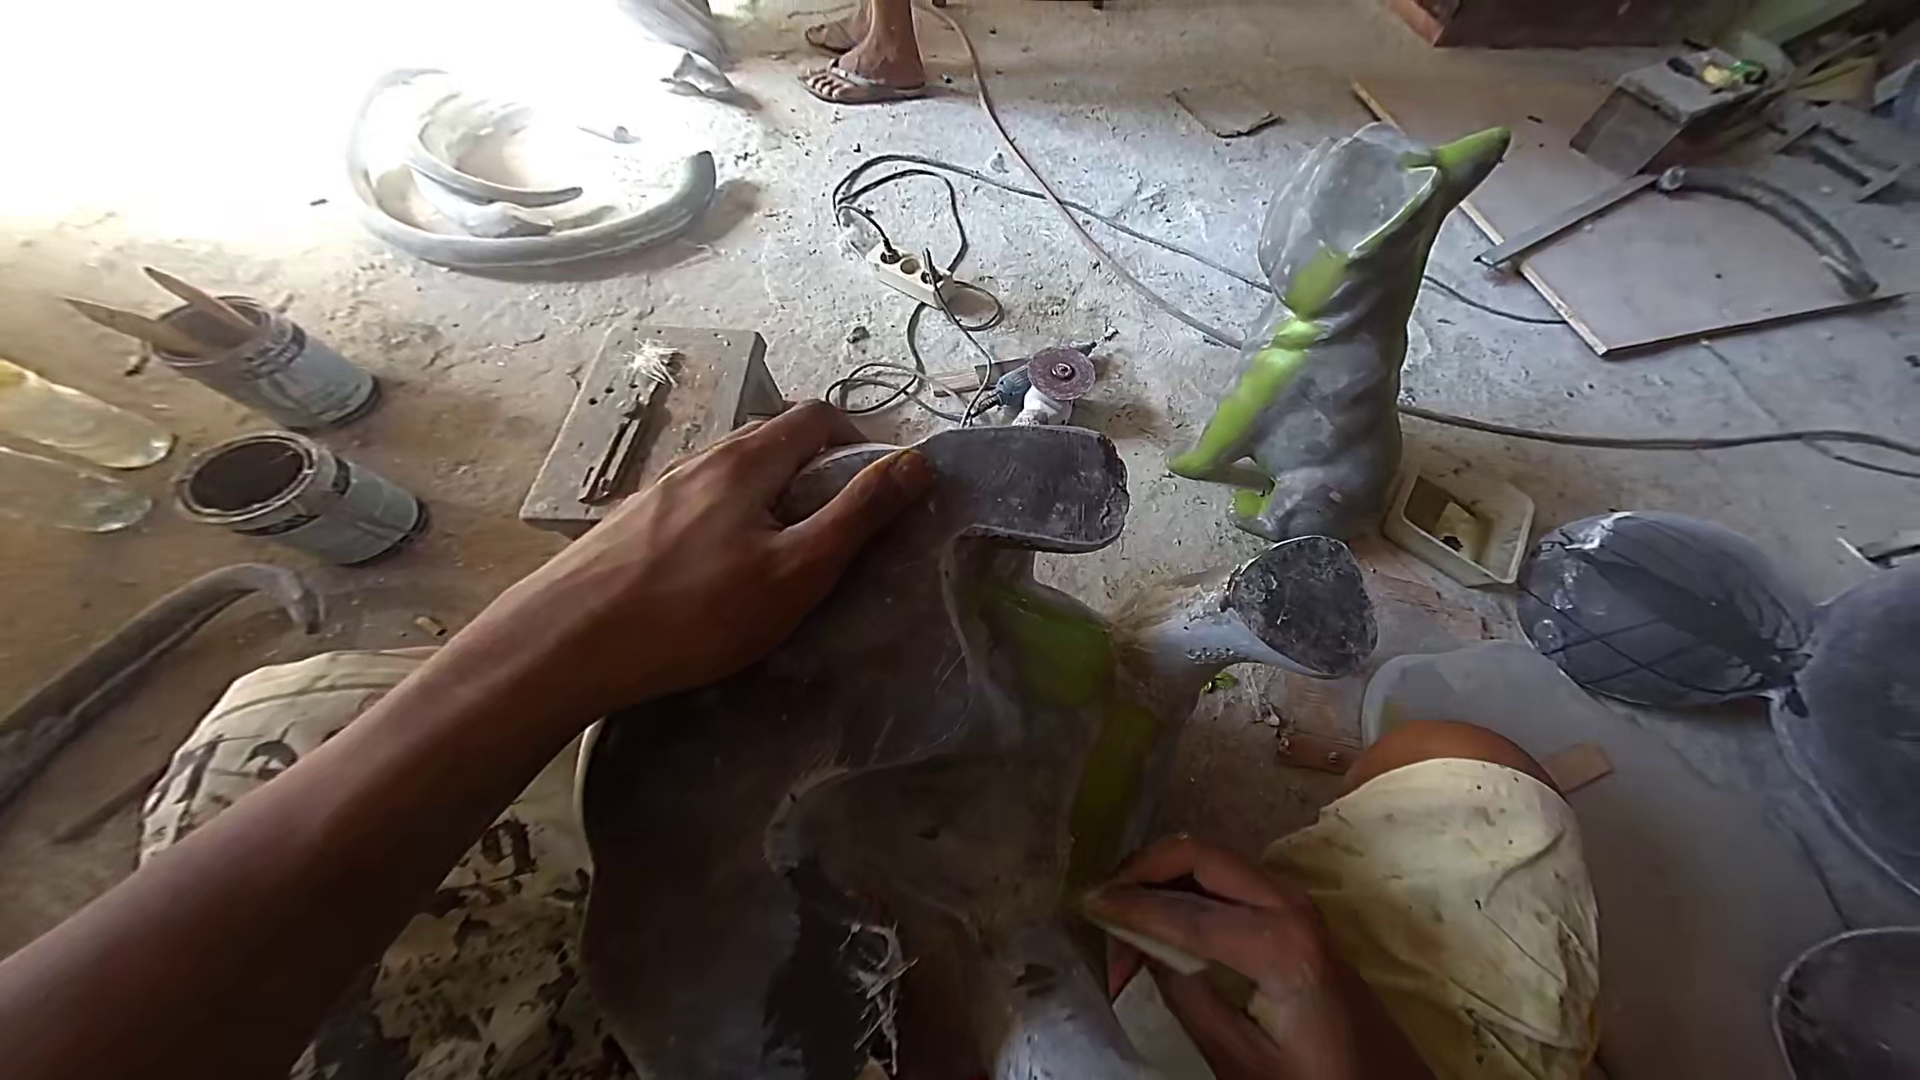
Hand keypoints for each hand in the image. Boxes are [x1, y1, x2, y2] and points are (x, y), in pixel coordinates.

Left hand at [464, 401, 930, 720]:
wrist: (562, 647)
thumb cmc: (696, 612)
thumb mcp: (798, 568)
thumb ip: (860, 513)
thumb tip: (916, 462)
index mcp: (747, 460)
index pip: (816, 416)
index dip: (856, 439)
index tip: (873, 485)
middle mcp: (703, 458)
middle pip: (775, 437)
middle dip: (818, 466)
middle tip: (833, 523)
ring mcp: (663, 487)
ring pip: (736, 469)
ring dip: (775, 489)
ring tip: (782, 546)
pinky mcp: (636, 520)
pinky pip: (702, 497)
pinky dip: (735, 511)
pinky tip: (721, 563)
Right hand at [1086, 835, 1342, 1079]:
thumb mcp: (1245, 1064)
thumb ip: (1186, 998)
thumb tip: (1134, 948)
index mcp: (1279, 945)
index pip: (1183, 912)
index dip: (1129, 907)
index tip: (1088, 905)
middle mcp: (1285, 901)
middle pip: (1193, 854)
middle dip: (1140, 869)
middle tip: (1105, 898)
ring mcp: (1288, 895)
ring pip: (1204, 855)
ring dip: (1158, 872)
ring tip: (1125, 908)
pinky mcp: (1287, 902)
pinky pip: (1219, 871)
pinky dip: (1180, 879)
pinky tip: (1159, 908)